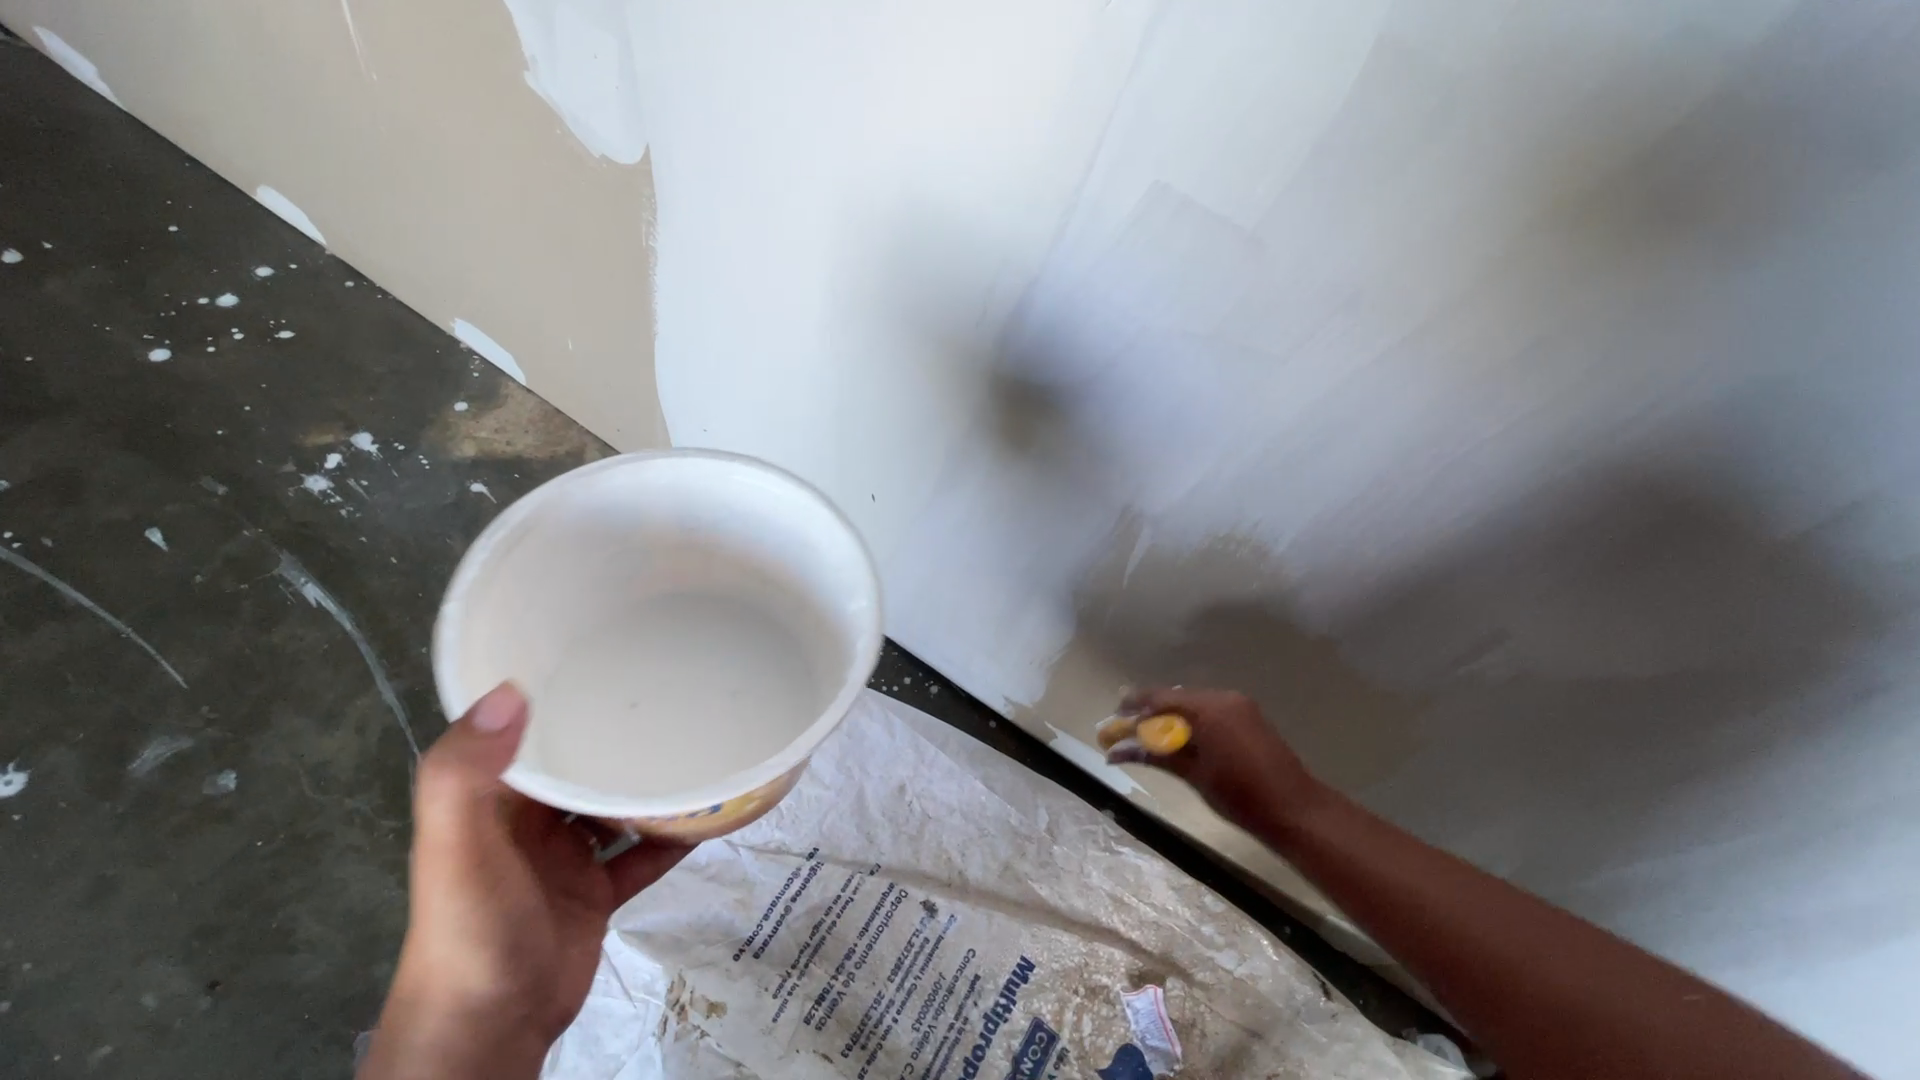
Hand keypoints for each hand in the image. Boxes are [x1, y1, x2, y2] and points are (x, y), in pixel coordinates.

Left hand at [360, 683, 692, 1079]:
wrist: (490, 1028)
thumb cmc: (472, 930)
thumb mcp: (457, 848)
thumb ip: (465, 775)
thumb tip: (511, 690)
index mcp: (491, 799)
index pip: (524, 730)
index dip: (556, 692)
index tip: (608, 652)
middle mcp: (528, 820)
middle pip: (578, 764)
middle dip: (617, 734)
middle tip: (675, 694)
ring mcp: (565, 857)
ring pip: (614, 806)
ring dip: (648, 782)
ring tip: (699, 743)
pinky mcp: (596, 891)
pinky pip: (641, 853)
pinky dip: (671, 836)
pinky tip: (709, 813)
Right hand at [1104, 686, 1324, 830]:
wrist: (1294, 809)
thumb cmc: (1240, 795)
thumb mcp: (1192, 775)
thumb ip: (1154, 756)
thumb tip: (1114, 752)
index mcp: (1209, 708)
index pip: (1160, 698)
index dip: (1134, 705)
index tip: (1113, 715)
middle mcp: (1223, 698)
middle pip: (1176, 697)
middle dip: (1150, 712)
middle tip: (1128, 729)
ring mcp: (1239, 706)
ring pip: (1193, 703)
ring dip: (1170, 716)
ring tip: (1150, 736)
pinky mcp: (1249, 717)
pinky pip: (1210, 710)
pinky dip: (1191, 720)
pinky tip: (1179, 738)